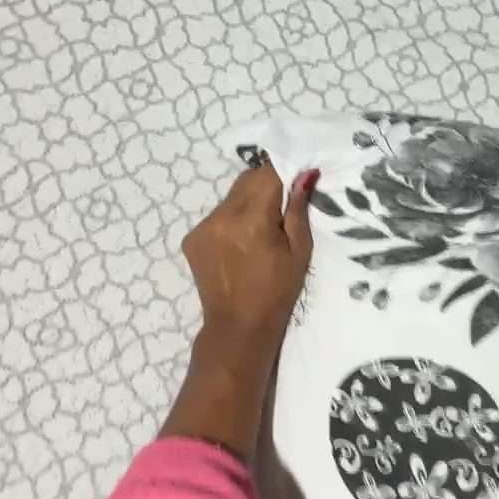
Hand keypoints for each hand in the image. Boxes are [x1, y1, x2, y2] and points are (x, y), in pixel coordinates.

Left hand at [181, 164, 319, 360]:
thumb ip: (299, 209)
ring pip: (232, 196)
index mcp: (253, 220)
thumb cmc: (278, 291)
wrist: (238, 326)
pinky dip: (233, 219)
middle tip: (282, 208)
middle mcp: (222, 217)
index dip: (284, 172)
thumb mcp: (300, 251)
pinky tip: (241, 243)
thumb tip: (306, 174)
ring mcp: (203, 227)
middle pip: (247, 179)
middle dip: (267, 184)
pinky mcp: (191, 237)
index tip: (297, 182)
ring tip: (260, 231)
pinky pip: (218, 214)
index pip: (268, 173)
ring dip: (249, 201)